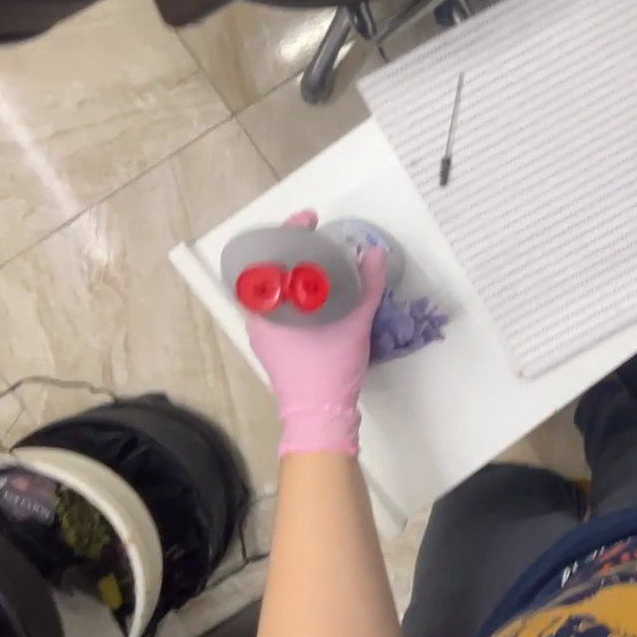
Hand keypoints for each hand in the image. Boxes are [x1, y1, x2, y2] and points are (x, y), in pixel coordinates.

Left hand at [246, 210, 388, 456]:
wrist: (320, 417)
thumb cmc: (328, 368)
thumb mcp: (354, 323)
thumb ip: (368, 287)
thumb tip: (376, 253)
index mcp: (267, 310)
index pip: (269, 258)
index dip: (288, 233)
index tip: (309, 219)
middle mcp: (260, 320)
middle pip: (270, 272)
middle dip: (294, 250)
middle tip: (319, 237)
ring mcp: (267, 335)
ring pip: (276, 292)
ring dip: (296, 273)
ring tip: (323, 260)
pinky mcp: (278, 347)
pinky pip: (283, 309)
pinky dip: (300, 294)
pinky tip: (322, 293)